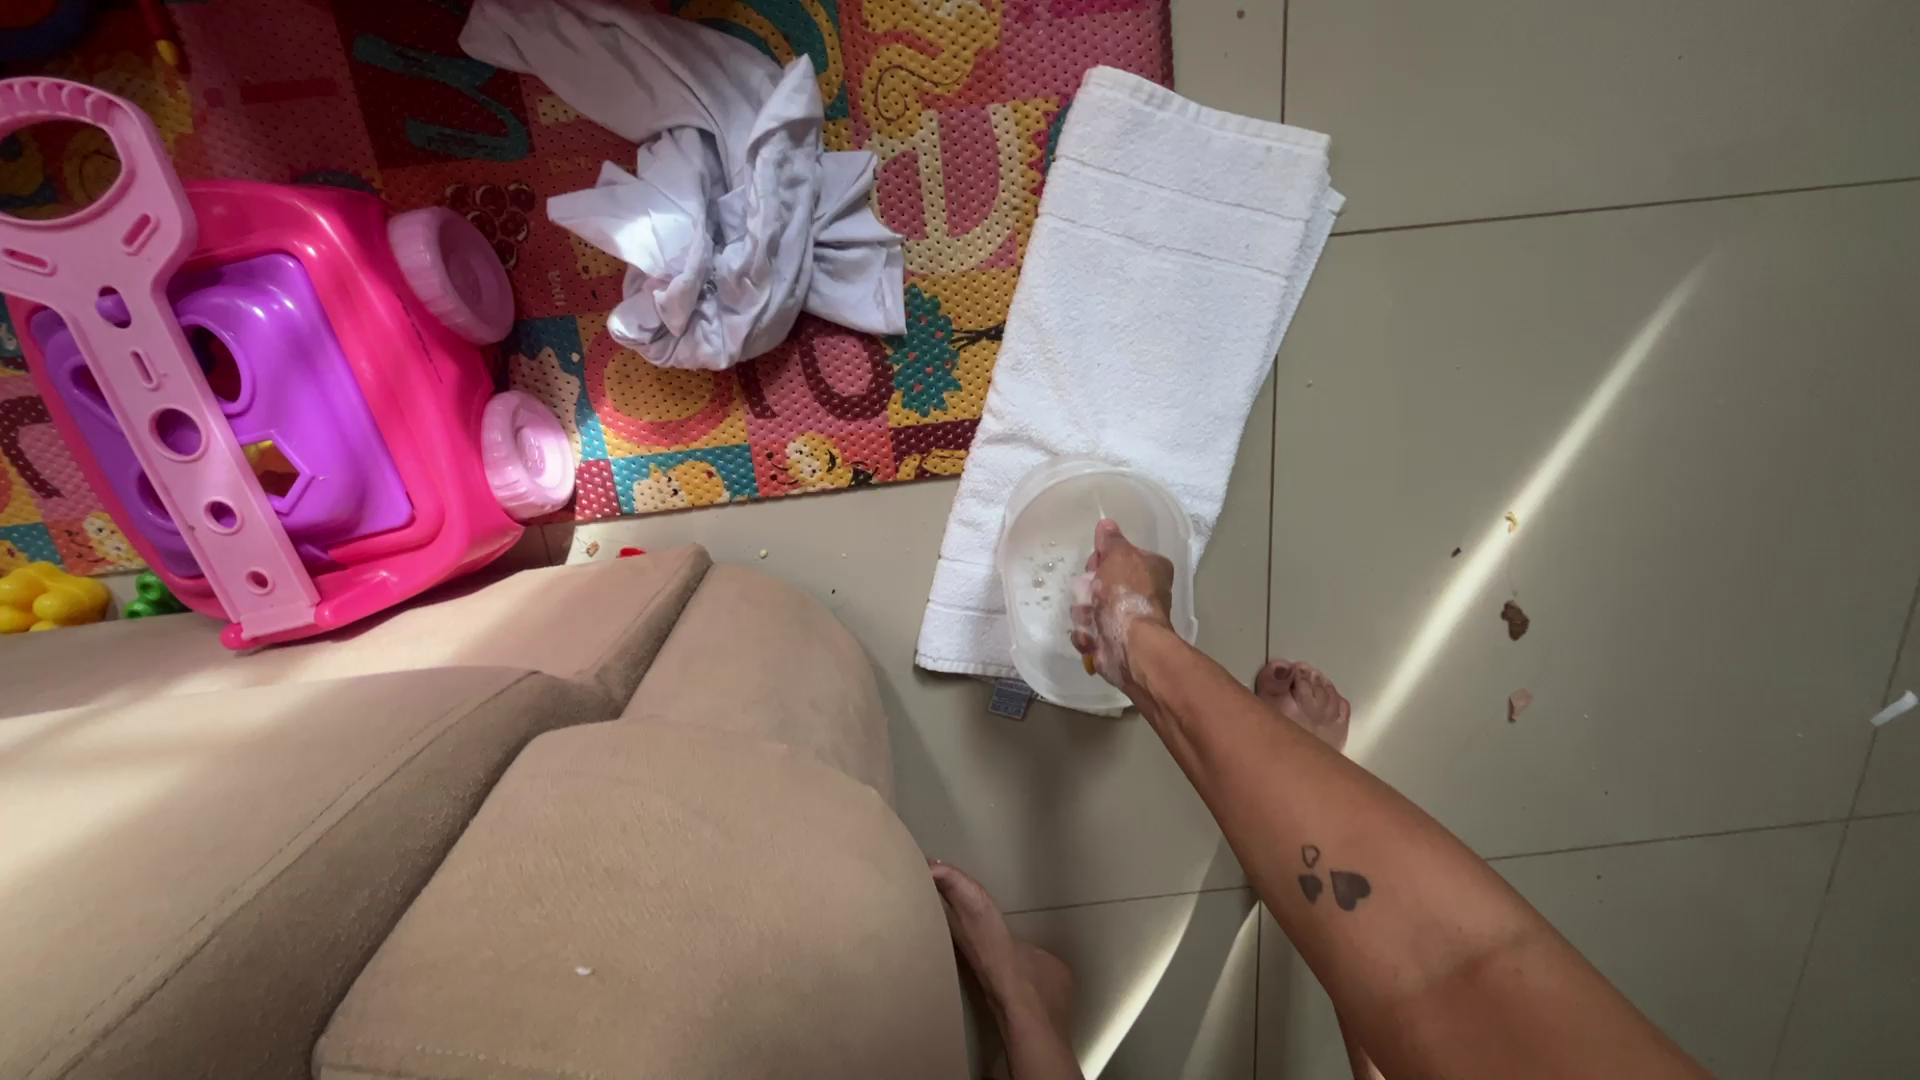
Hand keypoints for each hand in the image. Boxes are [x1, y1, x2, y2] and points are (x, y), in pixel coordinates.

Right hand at [1070, 519, 1174, 690]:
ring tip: (1090, 619)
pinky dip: (1086, 635)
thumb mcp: (1119, 556)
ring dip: (1084, 613)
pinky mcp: (1112, 640)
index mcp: (1150, 570)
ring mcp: (1126, 619)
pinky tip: (1091, 637)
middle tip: (1091, 594)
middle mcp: (1141, 593)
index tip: (1095, 565)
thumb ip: (1111, 540)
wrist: (1129, 643)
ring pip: (1089, 608)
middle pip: (1099, 582)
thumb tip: (1106, 524)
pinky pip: (1088, 632)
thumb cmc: (1127, 594)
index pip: (1117, 556)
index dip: (1101, 559)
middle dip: (1087, 590)